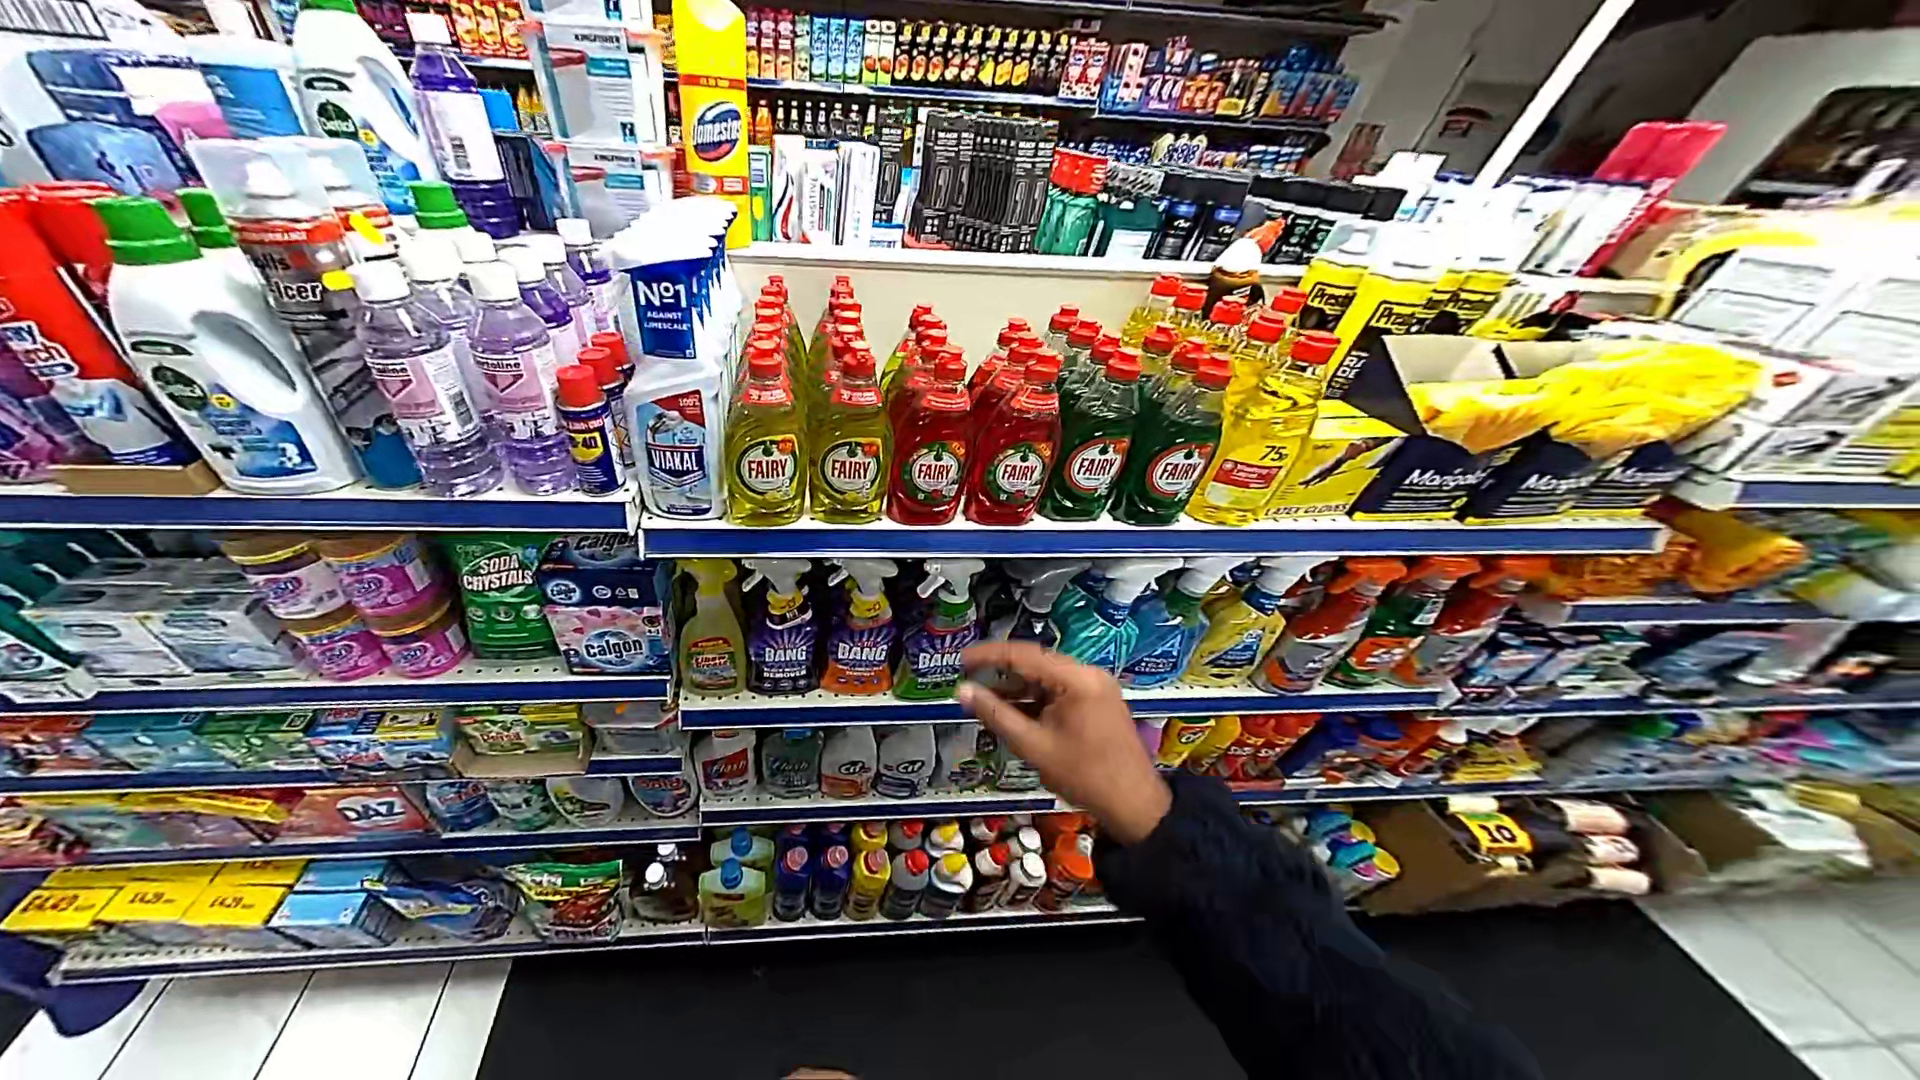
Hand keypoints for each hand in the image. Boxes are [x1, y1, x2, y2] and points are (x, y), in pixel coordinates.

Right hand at [957, 642, 1171, 844]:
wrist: (1134, 804)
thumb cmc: (1084, 776)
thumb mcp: (1033, 745)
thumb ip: (995, 715)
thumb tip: (964, 691)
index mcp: (1076, 679)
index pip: (1024, 655)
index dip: (989, 655)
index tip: (962, 659)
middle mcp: (1088, 674)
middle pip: (1036, 663)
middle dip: (1002, 673)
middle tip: (970, 680)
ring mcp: (1096, 686)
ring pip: (1046, 677)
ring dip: (1018, 688)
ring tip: (986, 699)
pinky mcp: (1097, 699)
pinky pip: (1059, 689)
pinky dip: (1036, 698)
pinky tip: (1014, 711)